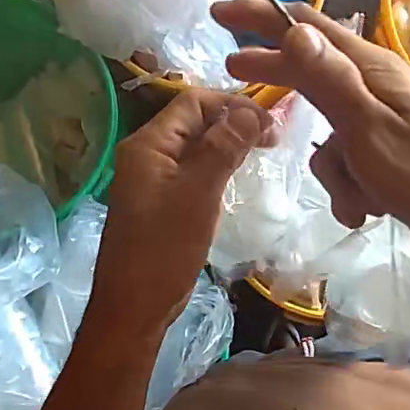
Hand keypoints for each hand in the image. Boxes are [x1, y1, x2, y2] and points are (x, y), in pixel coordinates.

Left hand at [87, 87, 272, 336]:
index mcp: (148, 145)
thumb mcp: (199, 193)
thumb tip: (251, 112)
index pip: (193, 103)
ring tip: (263, 152)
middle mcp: (147, 156)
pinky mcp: (162, 203)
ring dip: (228, 145)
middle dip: (233, 122)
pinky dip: (217, 168)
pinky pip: (192, 173)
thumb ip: (223, 148)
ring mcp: (153, 181)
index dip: (233, 104)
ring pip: (195, 149)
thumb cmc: (164, 249)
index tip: (271, 121)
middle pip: (194, 123)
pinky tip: (238, 176)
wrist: (135, 306)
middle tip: (273, 138)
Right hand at [214, 0, 409, 251]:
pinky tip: (370, 206)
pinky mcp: (387, 148)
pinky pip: (350, 161)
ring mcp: (381, 118)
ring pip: (329, 136)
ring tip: (358, 197)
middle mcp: (374, 85)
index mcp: (369, 69)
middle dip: (277, 80)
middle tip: (234, 68)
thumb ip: (330, 82)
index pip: (306, 29)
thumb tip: (293, 31)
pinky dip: (353, 186)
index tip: (221, 12)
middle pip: (311, 74)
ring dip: (335, 171)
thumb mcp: (369, 129)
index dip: (260, 17)